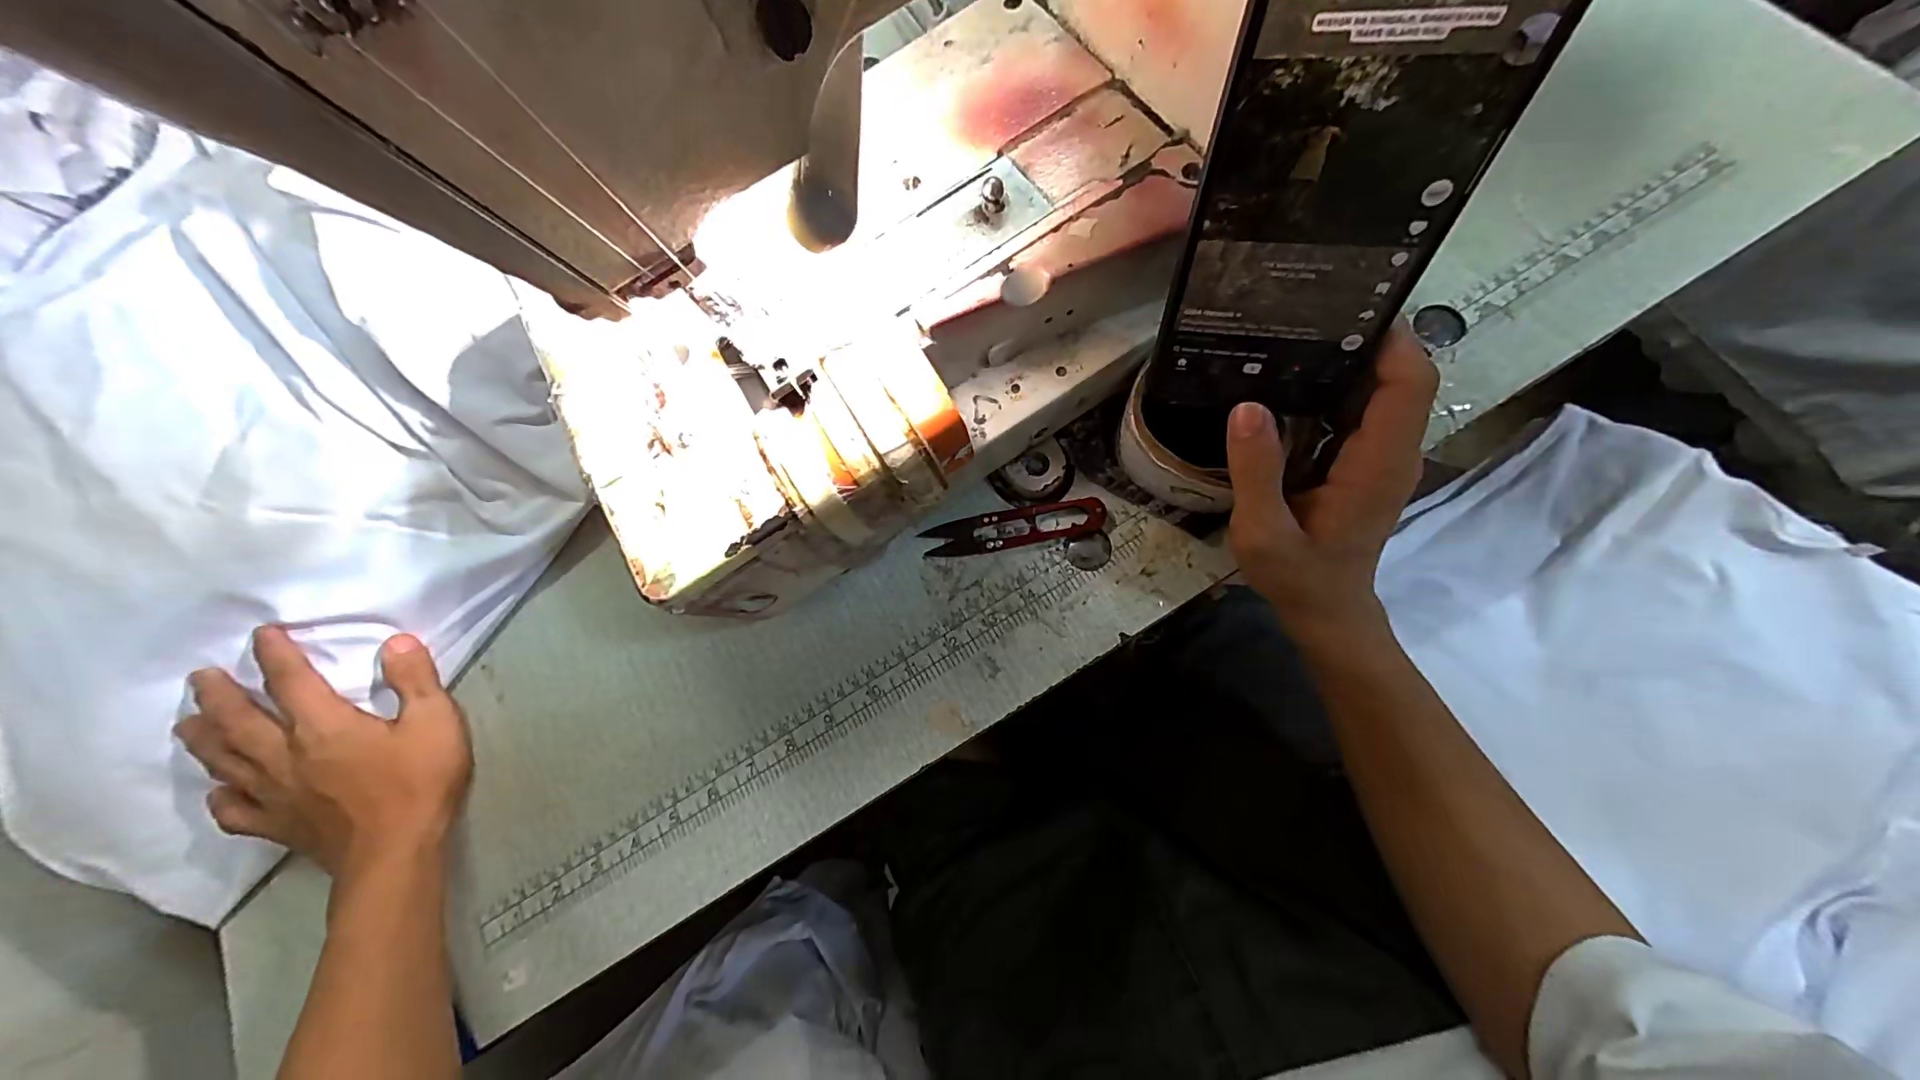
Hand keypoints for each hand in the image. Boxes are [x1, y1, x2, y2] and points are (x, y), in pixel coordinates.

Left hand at [176, 627, 473, 878]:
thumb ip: (416, 680)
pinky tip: (218, 791)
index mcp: (324, 726)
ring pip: (224, 761)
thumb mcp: (436, 721)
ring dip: (203, 738)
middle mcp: (286, 755)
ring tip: (187, 722)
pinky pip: (234, 809)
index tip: (261, 634)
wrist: (396, 851)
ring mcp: (275, 793)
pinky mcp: (277, 824)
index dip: (275, 654)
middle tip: (200, 676)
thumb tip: (396, 642)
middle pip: (239, 720)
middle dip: (219, 695)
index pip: (291, 681)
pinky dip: (220, 796)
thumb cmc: (420, 780)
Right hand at [1225, 324, 1438, 640]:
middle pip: (1397, 376)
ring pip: (1376, 390)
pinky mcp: (1362, 462)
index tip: (1342, 307)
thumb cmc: (1298, 576)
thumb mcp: (1264, 532)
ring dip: (1341, 362)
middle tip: (1297, 316)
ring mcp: (1380, 456)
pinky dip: (1329, 389)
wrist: (1326, 610)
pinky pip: (1356, 411)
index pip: (1409, 382)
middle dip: (1358, 339)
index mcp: (1379, 463)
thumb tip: (1246, 406)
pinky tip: (1285, 383)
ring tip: (1286, 338)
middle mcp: (1392, 451)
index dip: (1390, 338)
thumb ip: (1257, 472)